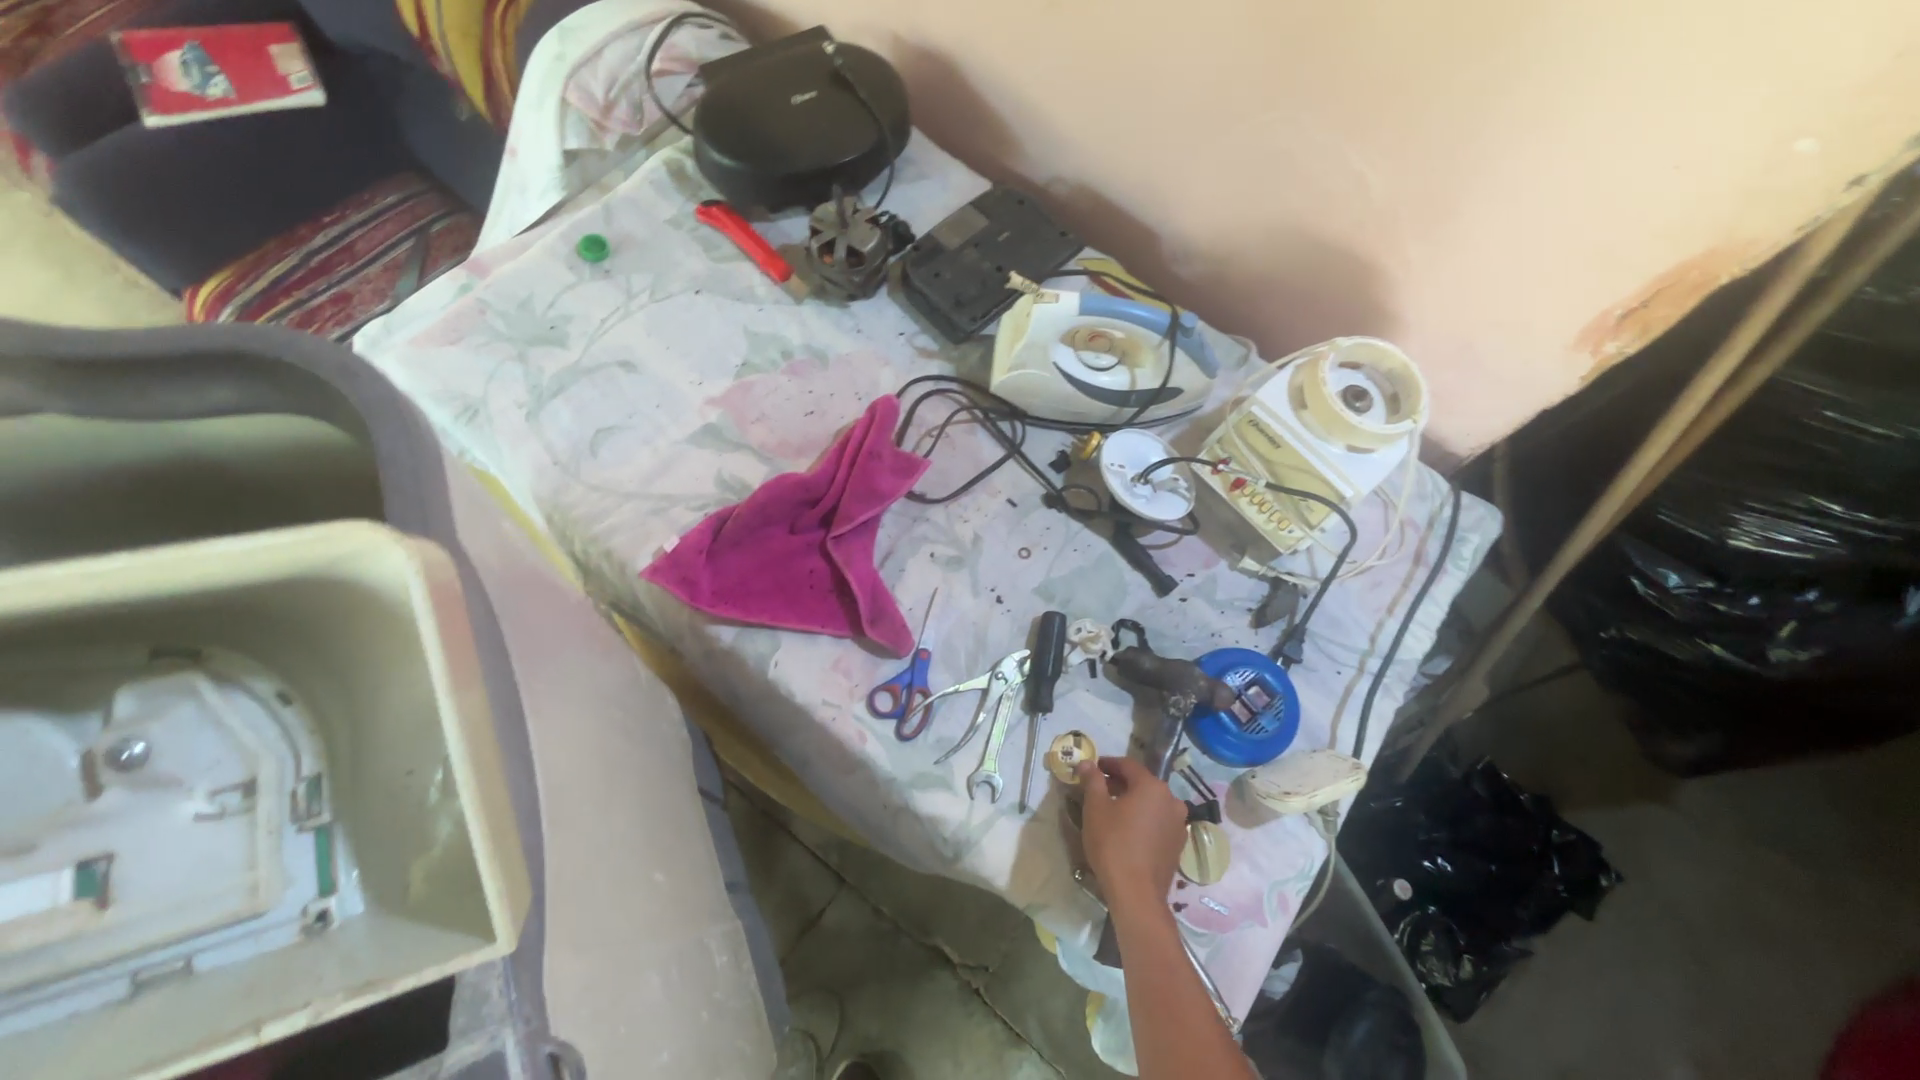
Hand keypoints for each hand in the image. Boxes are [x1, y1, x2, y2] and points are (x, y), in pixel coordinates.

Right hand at [1077, 756, 1189, 909]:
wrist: (1136, 893)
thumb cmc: (1113, 844)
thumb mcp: (1095, 808)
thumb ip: (1093, 781)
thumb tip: (1088, 763)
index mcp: (1152, 786)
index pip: (1128, 765)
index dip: (1108, 764)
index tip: (1093, 768)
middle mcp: (1172, 800)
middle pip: (1143, 784)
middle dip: (1120, 784)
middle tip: (1099, 790)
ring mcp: (1179, 823)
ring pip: (1152, 804)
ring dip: (1134, 803)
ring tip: (1113, 812)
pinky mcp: (1178, 844)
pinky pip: (1159, 823)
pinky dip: (1144, 820)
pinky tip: (1129, 832)